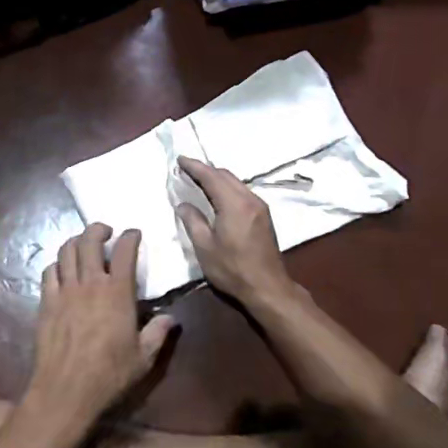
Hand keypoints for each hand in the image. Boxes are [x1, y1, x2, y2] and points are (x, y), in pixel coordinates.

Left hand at [26, 223, 174, 421]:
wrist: (65, 391)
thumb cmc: (109, 375)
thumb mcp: (144, 357)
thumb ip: (158, 333)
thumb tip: (170, 318)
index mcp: (117, 292)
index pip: (124, 251)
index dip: (130, 236)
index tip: (134, 233)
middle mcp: (90, 284)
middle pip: (89, 241)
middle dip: (98, 229)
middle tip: (106, 232)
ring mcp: (64, 291)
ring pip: (65, 251)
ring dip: (76, 241)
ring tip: (83, 245)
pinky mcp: (46, 303)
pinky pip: (49, 272)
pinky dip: (57, 264)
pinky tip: (62, 270)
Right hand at [174, 157, 292, 303]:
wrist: (268, 287)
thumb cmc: (233, 269)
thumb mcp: (205, 247)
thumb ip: (193, 221)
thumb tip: (183, 204)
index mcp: (234, 204)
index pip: (211, 177)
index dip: (194, 167)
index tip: (180, 160)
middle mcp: (249, 199)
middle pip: (226, 175)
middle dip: (206, 170)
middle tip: (187, 169)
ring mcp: (260, 207)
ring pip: (236, 183)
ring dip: (218, 178)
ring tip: (200, 180)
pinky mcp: (264, 216)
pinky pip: (242, 192)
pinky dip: (228, 188)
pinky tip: (219, 196)